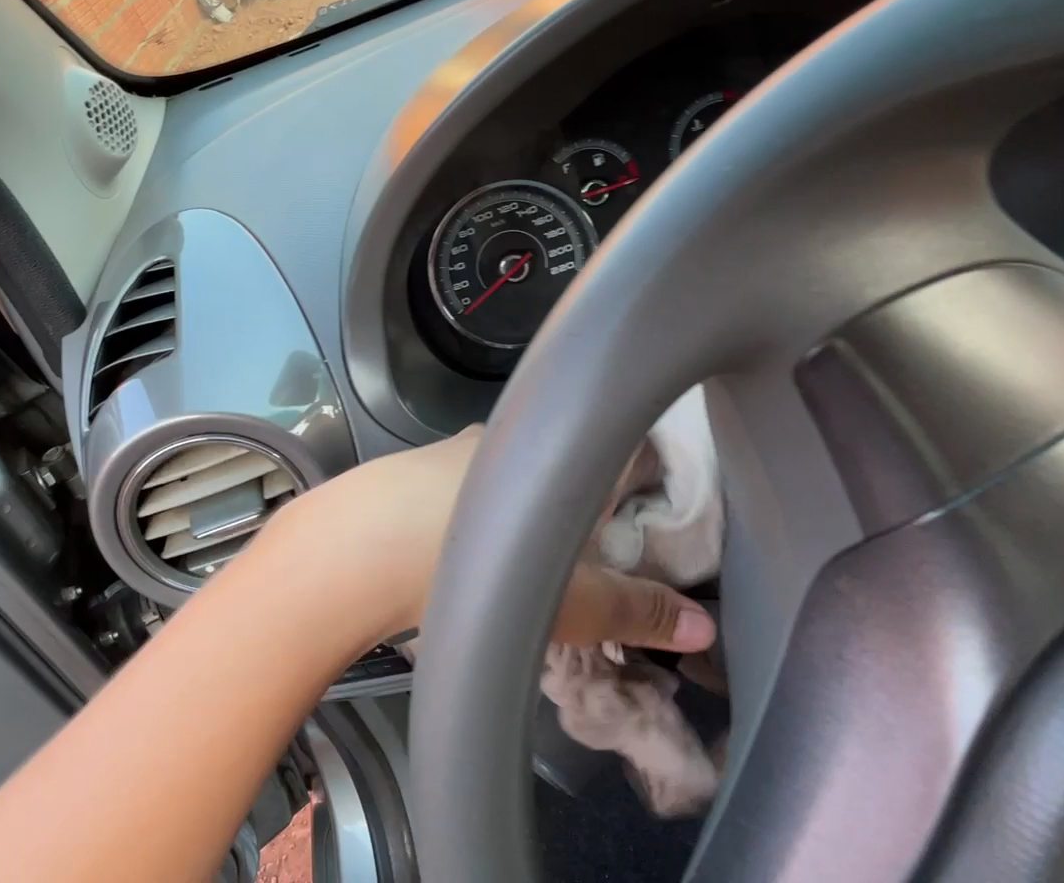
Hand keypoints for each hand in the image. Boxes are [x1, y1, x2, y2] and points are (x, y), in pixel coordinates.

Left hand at [248, 426, 716, 653]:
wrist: (361, 547)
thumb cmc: (484, 567)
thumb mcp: (575, 602)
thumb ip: (638, 612)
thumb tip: (702, 627)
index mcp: (568, 455)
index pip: (628, 447)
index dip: (647, 477)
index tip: (652, 514)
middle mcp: (517, 437)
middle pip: (568, 459)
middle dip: (581, 499)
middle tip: (589, 549)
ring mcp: (462, 447)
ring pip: (513, 471)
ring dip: (524, 505)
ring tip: (523, 556)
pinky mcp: (416, 466)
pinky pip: (464, 485)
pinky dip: (473, 511)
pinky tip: (462, 547)